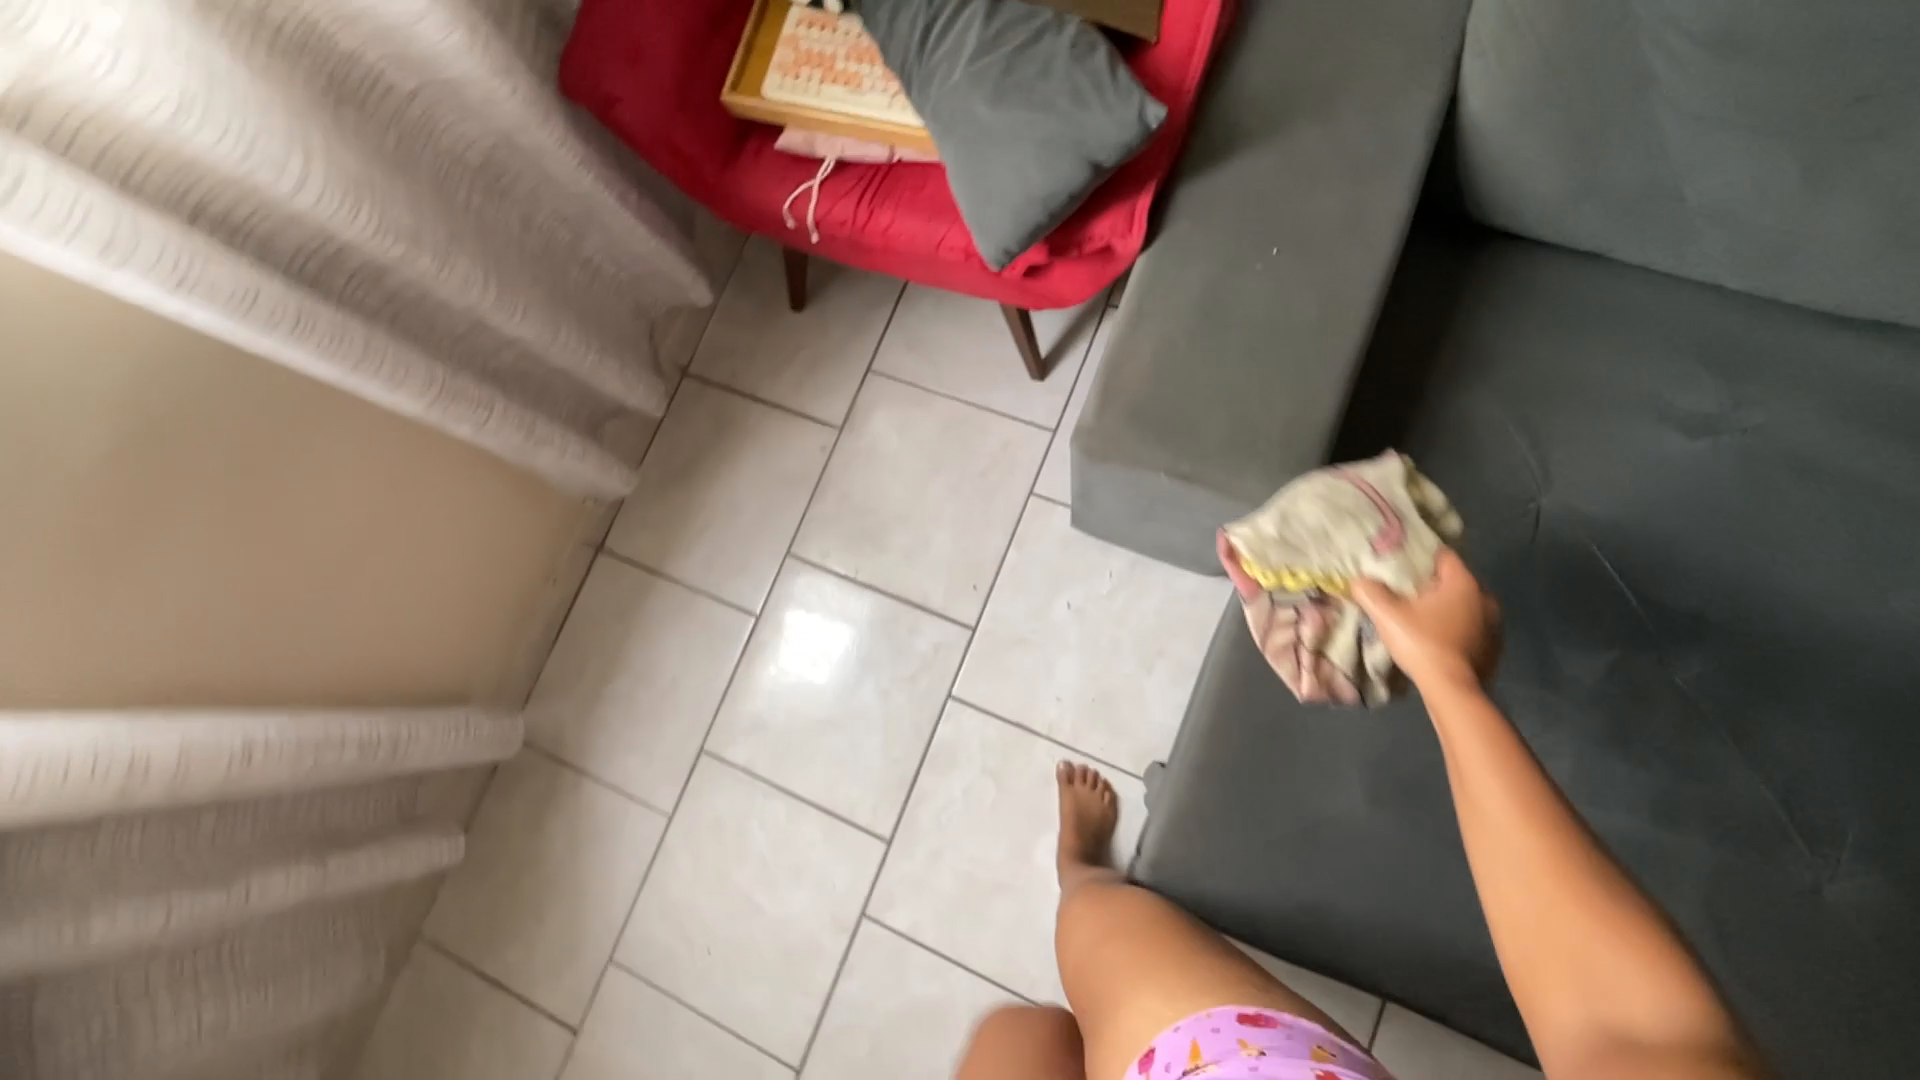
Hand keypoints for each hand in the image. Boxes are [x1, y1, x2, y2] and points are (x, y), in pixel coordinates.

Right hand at [1353, 548, 1501, 690]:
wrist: (1451, 689)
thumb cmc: (1421, 643)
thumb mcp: (1386, 614)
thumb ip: (1370, 592)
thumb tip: (1359, 581)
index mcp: (1463, 583)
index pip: (1443, 556)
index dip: (1420, 556)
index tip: (1401, 563)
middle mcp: (1485, 598)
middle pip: (1453, 581)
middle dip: (1432, 584)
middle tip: (1406, 592)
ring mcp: (1494, 624)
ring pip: (1464, 605)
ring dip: (1446, 607)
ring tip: (1421, 616)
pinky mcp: (1494, 646)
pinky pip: (1471, 627)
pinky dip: (1456, 627)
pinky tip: (1438, 638)